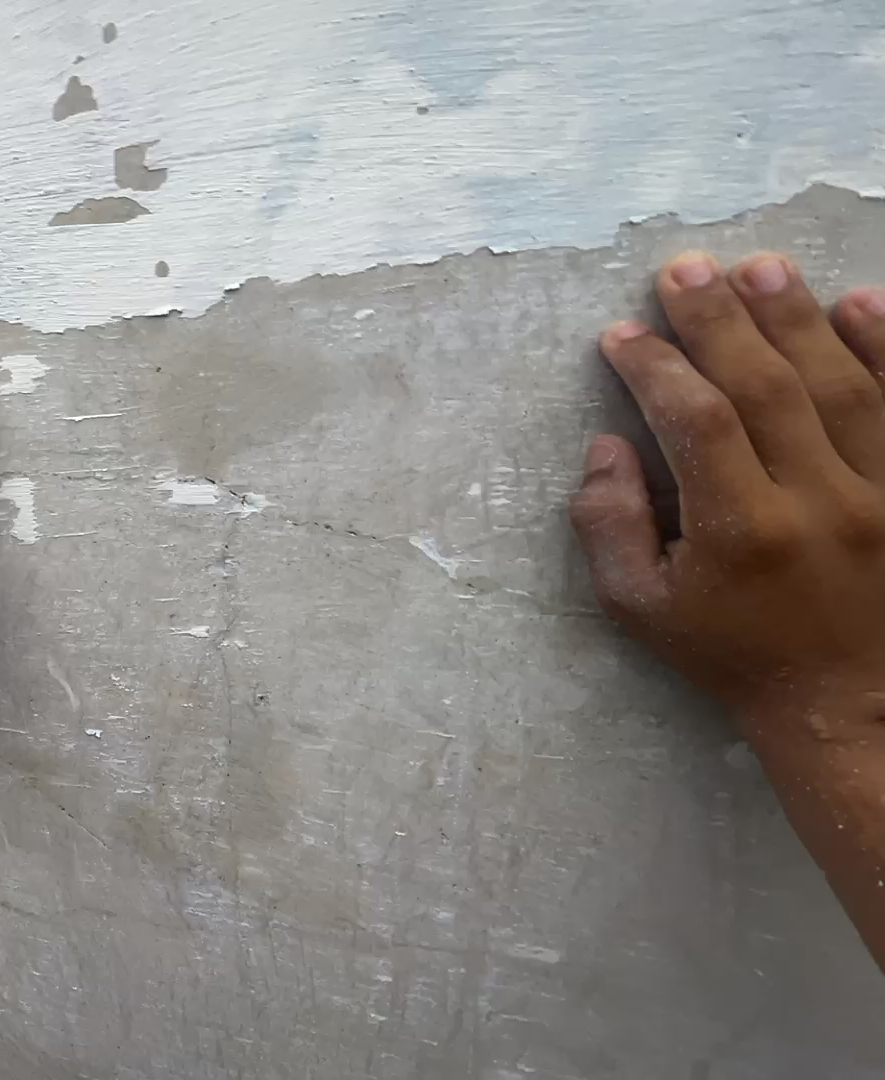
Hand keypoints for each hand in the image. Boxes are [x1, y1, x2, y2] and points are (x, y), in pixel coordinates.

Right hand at [572, 251, 884, 732]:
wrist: (853, 702)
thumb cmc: (726, 651)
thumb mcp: (635, 603)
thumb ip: (609, 524)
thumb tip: (606, 447)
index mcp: (742, 529)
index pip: (698, 424)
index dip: (656, 370)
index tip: (620, 335)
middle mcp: (826, 499)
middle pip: (772, 387)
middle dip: (720, 323)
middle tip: (684, 269)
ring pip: (848, 384)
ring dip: (798, 319)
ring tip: (758, 268)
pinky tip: (863, 302)